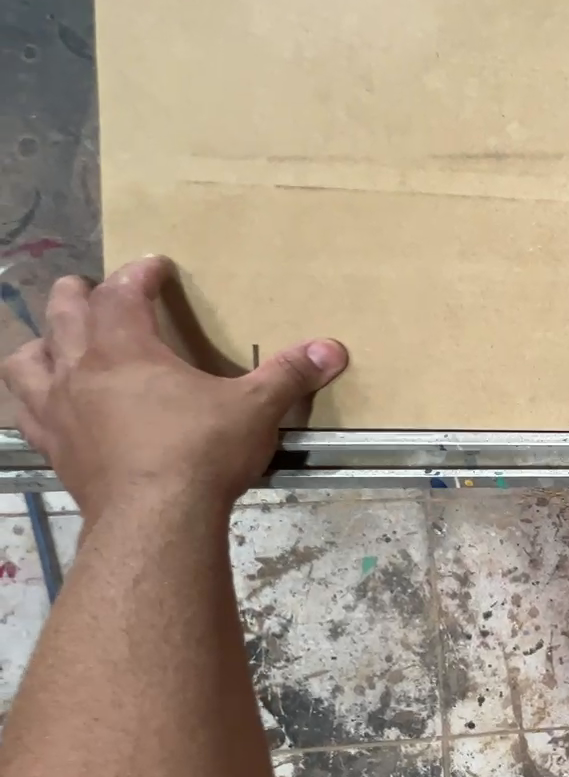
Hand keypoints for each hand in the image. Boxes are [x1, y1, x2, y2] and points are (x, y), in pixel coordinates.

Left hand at [1, 256, 347, 516]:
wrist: (156, 512)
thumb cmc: (205, 450)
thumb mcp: (259, 408)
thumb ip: (290, 375)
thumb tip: (331, 347)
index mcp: (127, 354)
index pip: (121, 298)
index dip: (136, 276)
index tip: (153, 264)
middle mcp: (80, 371)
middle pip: (64, 318)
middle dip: (77, 296)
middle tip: (86, 284)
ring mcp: (57, 408)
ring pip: (28, 358)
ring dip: (41, 341)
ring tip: (55, 340)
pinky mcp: (53, 442)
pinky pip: (26, 407)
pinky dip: (32, 393)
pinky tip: (47, 399)